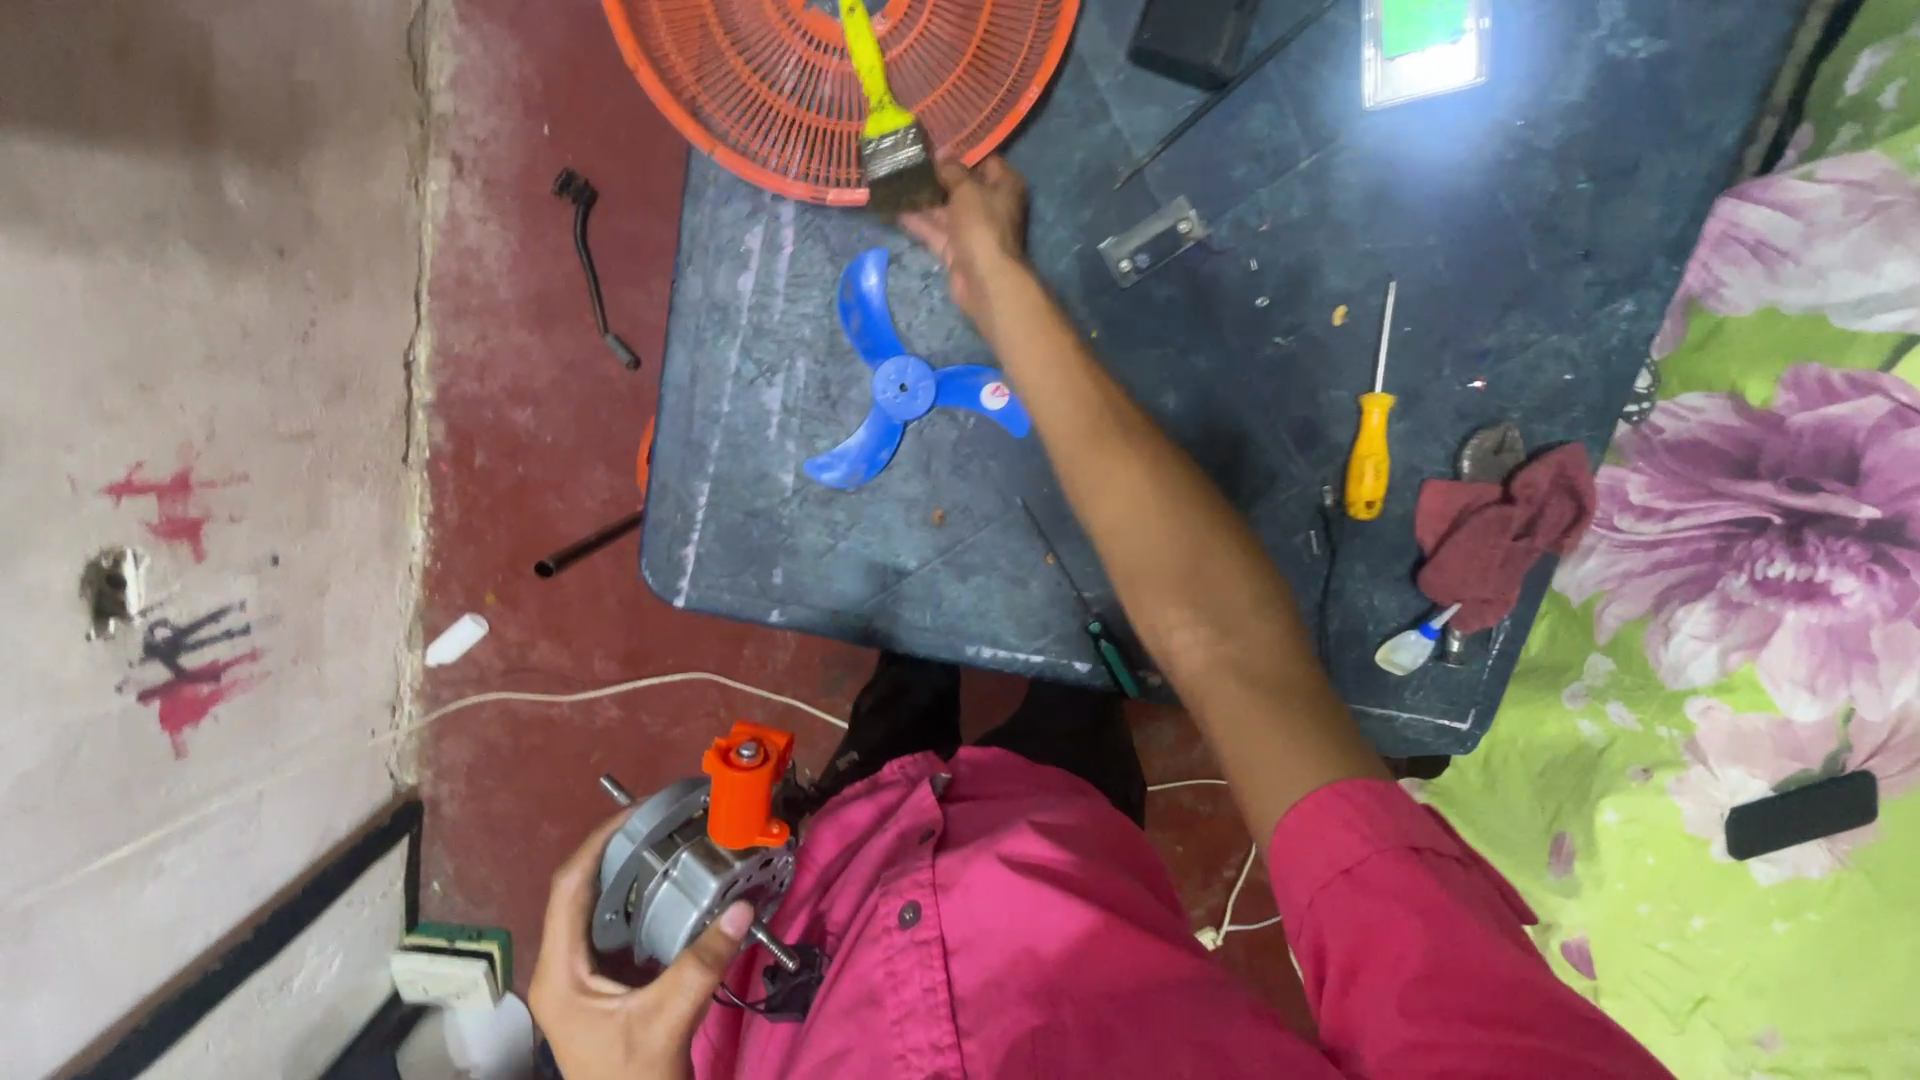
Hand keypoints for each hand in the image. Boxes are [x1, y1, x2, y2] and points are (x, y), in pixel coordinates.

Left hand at [529, 809, 754, 1079]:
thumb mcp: (667, 1021)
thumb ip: (703, 965)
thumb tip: (744, 906)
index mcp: (561, 972)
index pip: (568, 888)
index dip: (598, 844)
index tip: (637, 813)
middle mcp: (564, 966)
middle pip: (583, 890)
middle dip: (619, 850)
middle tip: (664, 820)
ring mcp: (582, 974)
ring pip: (600, 906)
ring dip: (632, 872)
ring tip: (671, 840)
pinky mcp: (606, 980)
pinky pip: (620, 924)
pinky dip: (645, 898)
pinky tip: (675, 886)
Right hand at [901, 156, 1030, 327]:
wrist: (985, 280)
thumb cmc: (982, 225)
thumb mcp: (967, 189)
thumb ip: (951, 170)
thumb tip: (940, 155)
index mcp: (1004, 185)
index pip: (985, 161)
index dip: (961, 152)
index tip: (935, 142)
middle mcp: (990, 205)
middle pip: (961, 185)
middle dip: (936, 175)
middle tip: (908, 158)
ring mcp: (971, 229)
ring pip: (944, 209)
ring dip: (922, 197)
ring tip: (895, 179)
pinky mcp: (955, 249)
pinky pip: (935, 230)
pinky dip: (917, 221)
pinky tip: (895, 206)